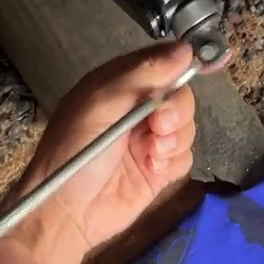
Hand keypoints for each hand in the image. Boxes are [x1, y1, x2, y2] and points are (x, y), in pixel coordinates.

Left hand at [18, 42, 199, 263]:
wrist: (67, 213)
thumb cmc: (74, 153)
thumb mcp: (100, 105)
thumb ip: (142, 75)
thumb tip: (185, 50)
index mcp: (117, 87)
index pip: (160, 64)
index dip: (180, 66)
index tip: (196, 69)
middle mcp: (135, 111)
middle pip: (179, 96)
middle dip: (176, 110)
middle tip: (158, 127)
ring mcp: (148, 142)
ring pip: (186, 127)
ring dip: (175, 138)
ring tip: (151, 153)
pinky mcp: (158, 171)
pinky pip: (185, 157)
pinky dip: (174, 161)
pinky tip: (154, 169)